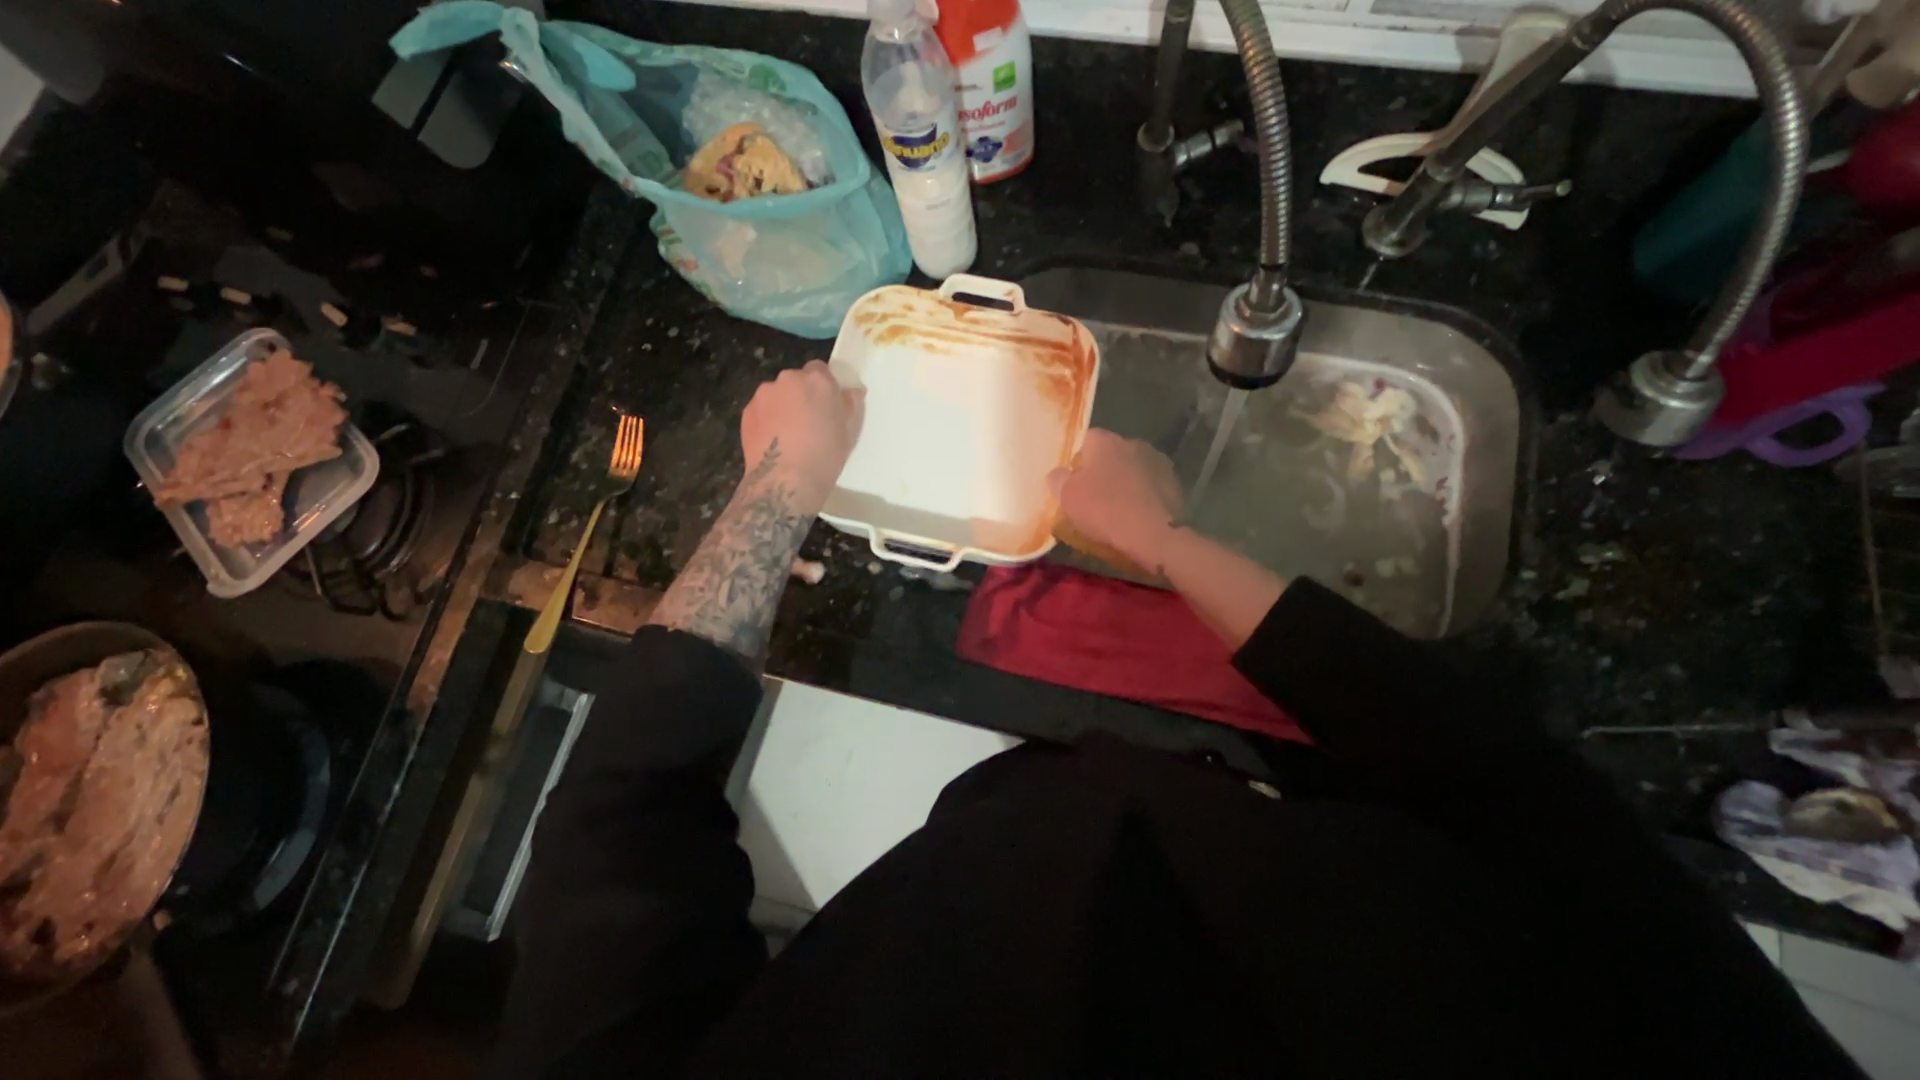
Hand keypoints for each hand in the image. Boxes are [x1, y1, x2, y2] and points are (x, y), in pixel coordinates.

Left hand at [740, 359, 863, 501]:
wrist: (785, 480)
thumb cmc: (824, 456)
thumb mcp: (847, 431)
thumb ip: (847, 405)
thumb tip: (850, 392)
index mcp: (818, 381)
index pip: (820, 369)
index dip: (822, 386)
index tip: (825, 404)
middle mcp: (789, 379)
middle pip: (796, 380)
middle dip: (800, 395)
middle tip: (807, 421)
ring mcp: (764, 394)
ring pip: (776, 394)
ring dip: (781, 406)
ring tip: (786, 434)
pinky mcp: (747, 410)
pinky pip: (761, 409)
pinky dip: (766, 419)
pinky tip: (772, 441)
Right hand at [1047, 429, 1184, 570]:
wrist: (1156, 535)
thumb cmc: (1105, 511)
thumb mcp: (1068, 498)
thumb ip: (1058, 480)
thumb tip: (1059, 474)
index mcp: (1105, 441)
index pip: (1085, 440)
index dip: (1077, 461)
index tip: (1072, 482)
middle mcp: (1133, 443)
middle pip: (1111, 454)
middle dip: (1103, 470)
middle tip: (1093, 497)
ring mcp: (1157, 461)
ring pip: (1133, 469)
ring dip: (1125, 482)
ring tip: (1118, 509)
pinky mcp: (1175, 482)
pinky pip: (1150, 486)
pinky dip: (1143, 496)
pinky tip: (1138, 515)